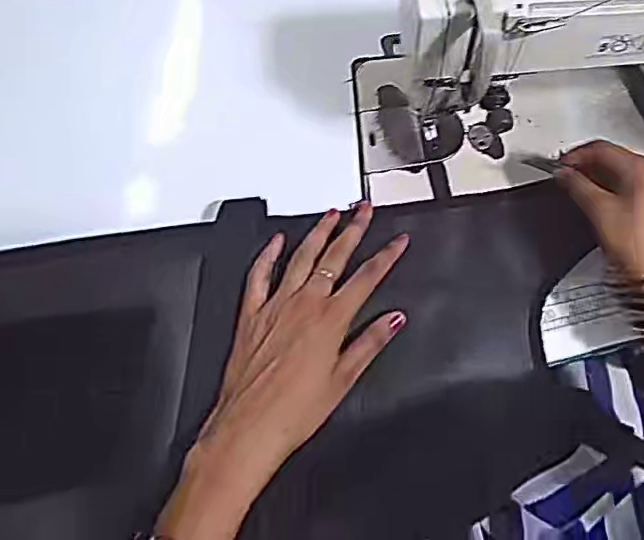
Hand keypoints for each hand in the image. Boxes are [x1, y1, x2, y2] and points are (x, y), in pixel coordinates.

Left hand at [157, 204, 408, 539]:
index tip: (398, 241)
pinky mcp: (251, 316)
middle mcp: (304, 305)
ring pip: (302, 256)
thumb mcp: (343, 380)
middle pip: (335, 255)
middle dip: (354, 228)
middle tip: (364, 209)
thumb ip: (371, 343)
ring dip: (319, 232)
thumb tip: (394, 320)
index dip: (387, 255)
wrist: (245, 433)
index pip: (367, 276)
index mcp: (330, 320)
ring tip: (331, 214)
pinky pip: (259, 275)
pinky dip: (268, 255)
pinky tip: (276, 241)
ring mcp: (276, 306)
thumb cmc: (292, 414)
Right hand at [555, 140, 643, 278]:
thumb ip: (576, 185)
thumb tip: (564, 174)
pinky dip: (606, 184)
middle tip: (567, 171)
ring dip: (595, 174)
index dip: (578, 155)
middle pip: (612, 157)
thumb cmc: (634, 245)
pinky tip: (592, 193)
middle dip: (586, 163)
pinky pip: (625, 182)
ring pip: (618, 169)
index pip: (603, 149)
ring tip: (575, 182)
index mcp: (641, 169)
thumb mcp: (597, 208)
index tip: (563, 163)